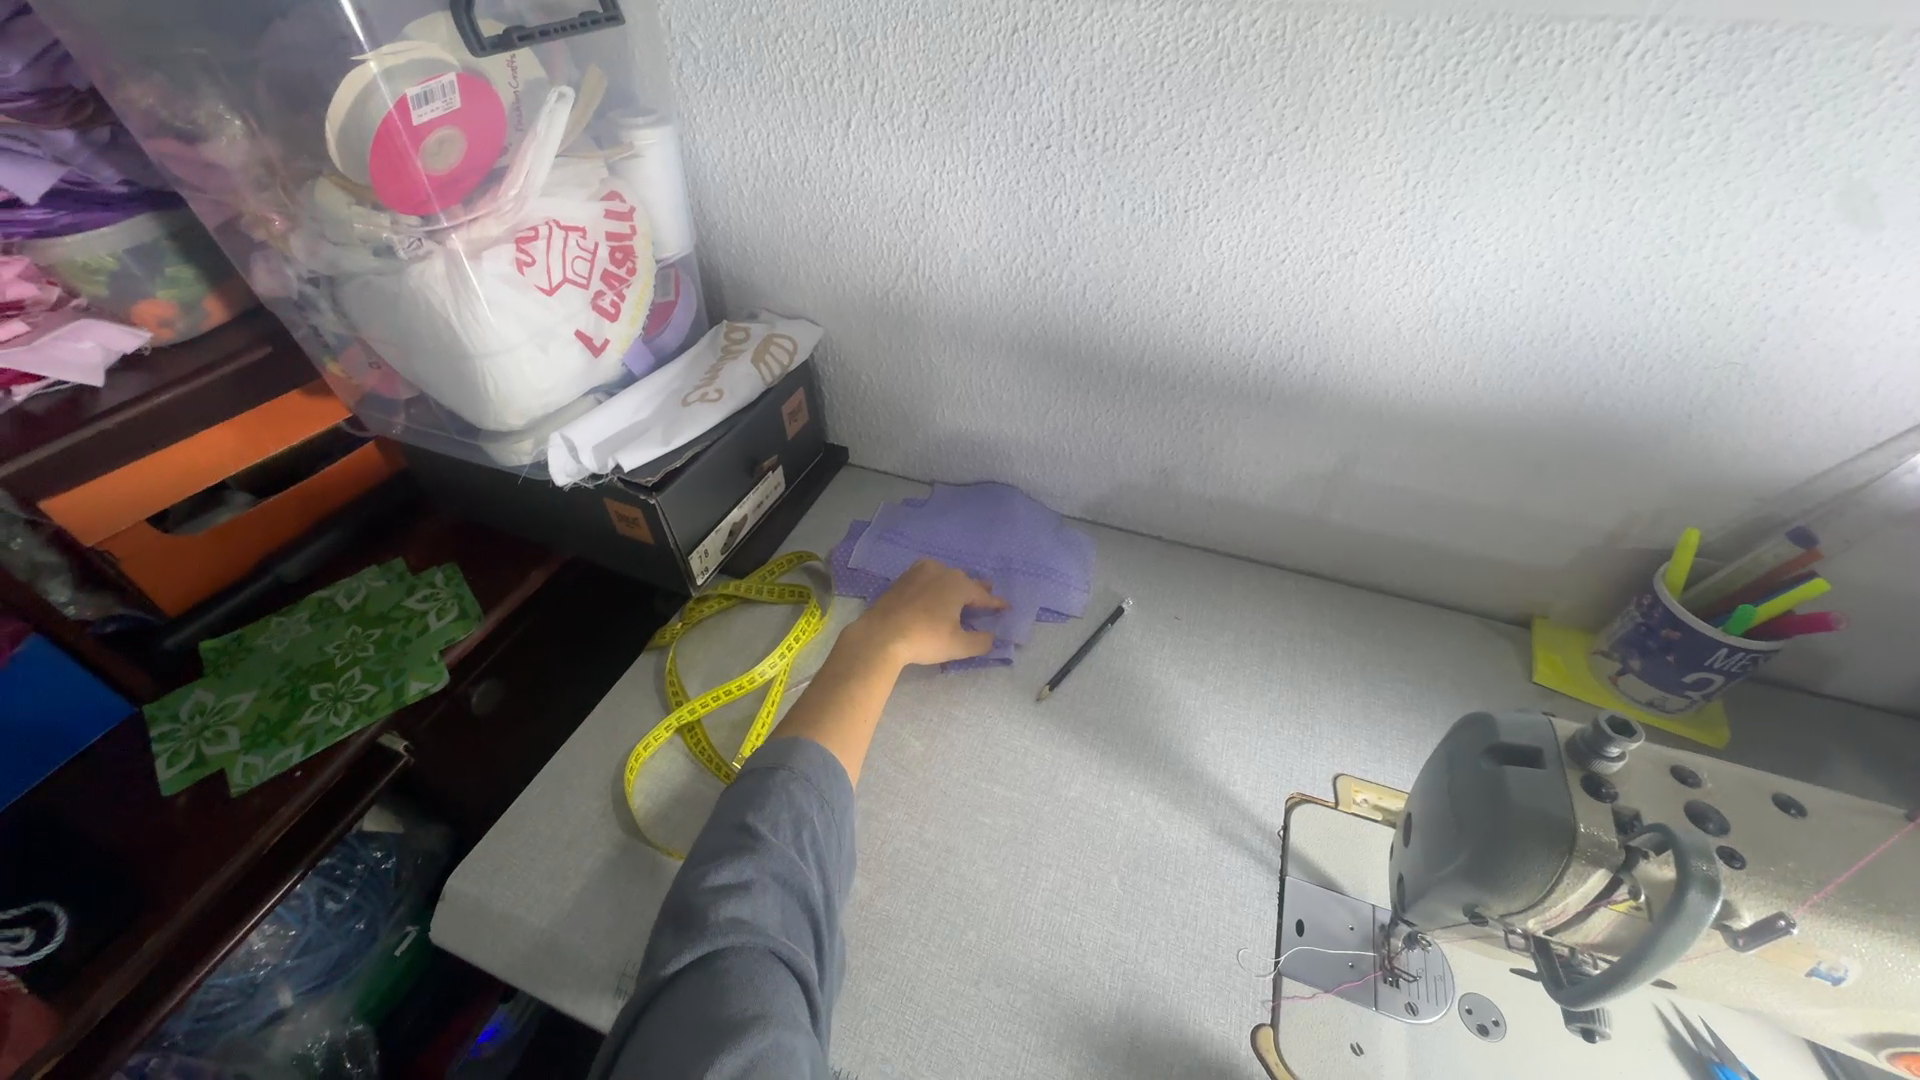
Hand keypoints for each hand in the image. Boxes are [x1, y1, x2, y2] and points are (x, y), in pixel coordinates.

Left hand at [844, 559, 1008, 668]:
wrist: (881, 635)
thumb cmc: (924, 638)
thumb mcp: (958, 645)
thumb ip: (981, 641)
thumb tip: (992, 637)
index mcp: (958, 584)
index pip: (983, 595)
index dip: (996, 603)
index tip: (1006, 607)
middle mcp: (940, 571)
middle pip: (964, 581)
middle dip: (977, 588)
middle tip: (988, 590)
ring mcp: (918, 572)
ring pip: (944, 576)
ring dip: (955, 584)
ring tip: (961, 591)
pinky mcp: (902, 579)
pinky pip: (927, 579)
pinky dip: (936, 584)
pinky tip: (934, 592)